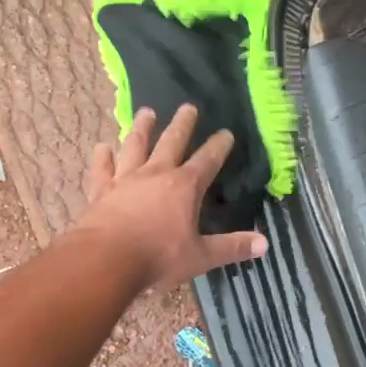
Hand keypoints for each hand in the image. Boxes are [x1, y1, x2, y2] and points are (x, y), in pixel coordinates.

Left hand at [72, 104, 268, 287]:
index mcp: (185, 187)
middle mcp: (156, 174)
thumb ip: (231, 248)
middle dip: (182, 125)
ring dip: (141, 128)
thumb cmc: (159, 257)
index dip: (219, 146)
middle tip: (188, 107)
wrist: (107, 259)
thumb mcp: (201, 256)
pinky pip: (102, 169)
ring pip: (135, 146)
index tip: (226, 132)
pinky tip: (102, 147)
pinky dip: (102, 157)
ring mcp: (125, 179)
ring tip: (146, 112)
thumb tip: (265, 243)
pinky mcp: (101, 190)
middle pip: (171, 142)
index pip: (207, 161)